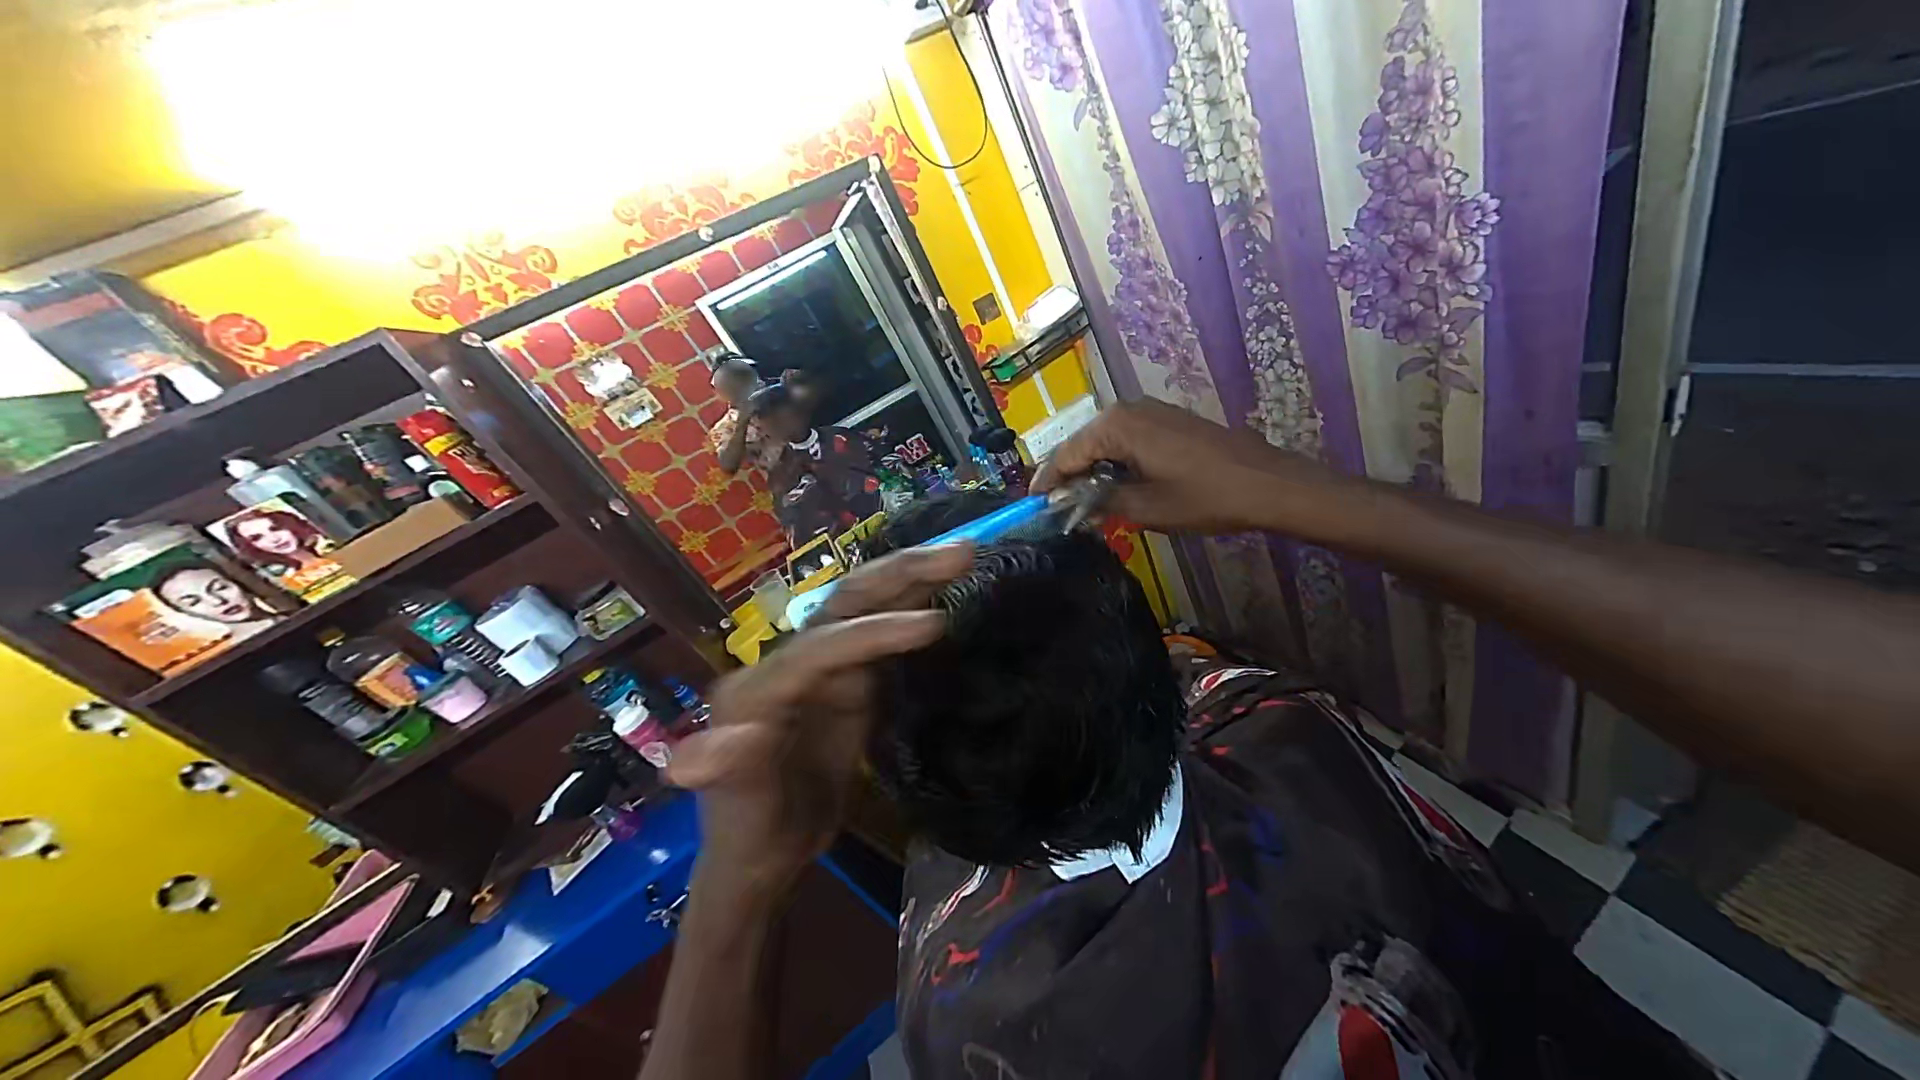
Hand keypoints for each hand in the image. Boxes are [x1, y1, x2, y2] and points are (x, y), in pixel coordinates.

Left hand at [665, 544, 971, 898]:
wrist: (762, 856)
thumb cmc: (746, 834)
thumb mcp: (737, 810)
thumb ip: (728, 771)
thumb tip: (727, 741)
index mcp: (758, 687)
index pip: (821, 645)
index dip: (876, 632)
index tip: (934, 625)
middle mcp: (787, 664)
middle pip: (843, 604)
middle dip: (898, 574)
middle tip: (959, 551)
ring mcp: (819, 672)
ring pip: (864, 611)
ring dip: (911, 580)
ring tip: (962, 556)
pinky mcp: (845, 685)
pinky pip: (880, 639)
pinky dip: (912, 612)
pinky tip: (944, 597)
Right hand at [1032, 399, 1378, 543]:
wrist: (1268, 483)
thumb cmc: (1204, 497)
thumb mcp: (1146, 508)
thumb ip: (1102, 502)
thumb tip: (1074, 505)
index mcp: (1117, 426)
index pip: (1067, 454)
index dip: (1048, 481)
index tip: (1033, 504)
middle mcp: (1128, 409)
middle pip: (1082, 443)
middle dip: (1068, 474)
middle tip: (1054, 504)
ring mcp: (1151, 411)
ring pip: (1104, 440)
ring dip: (1090, 468)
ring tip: (1079, 499)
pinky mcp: (1167, 421)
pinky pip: (1126, 439)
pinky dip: (1113, 461)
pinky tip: (1112, 483)